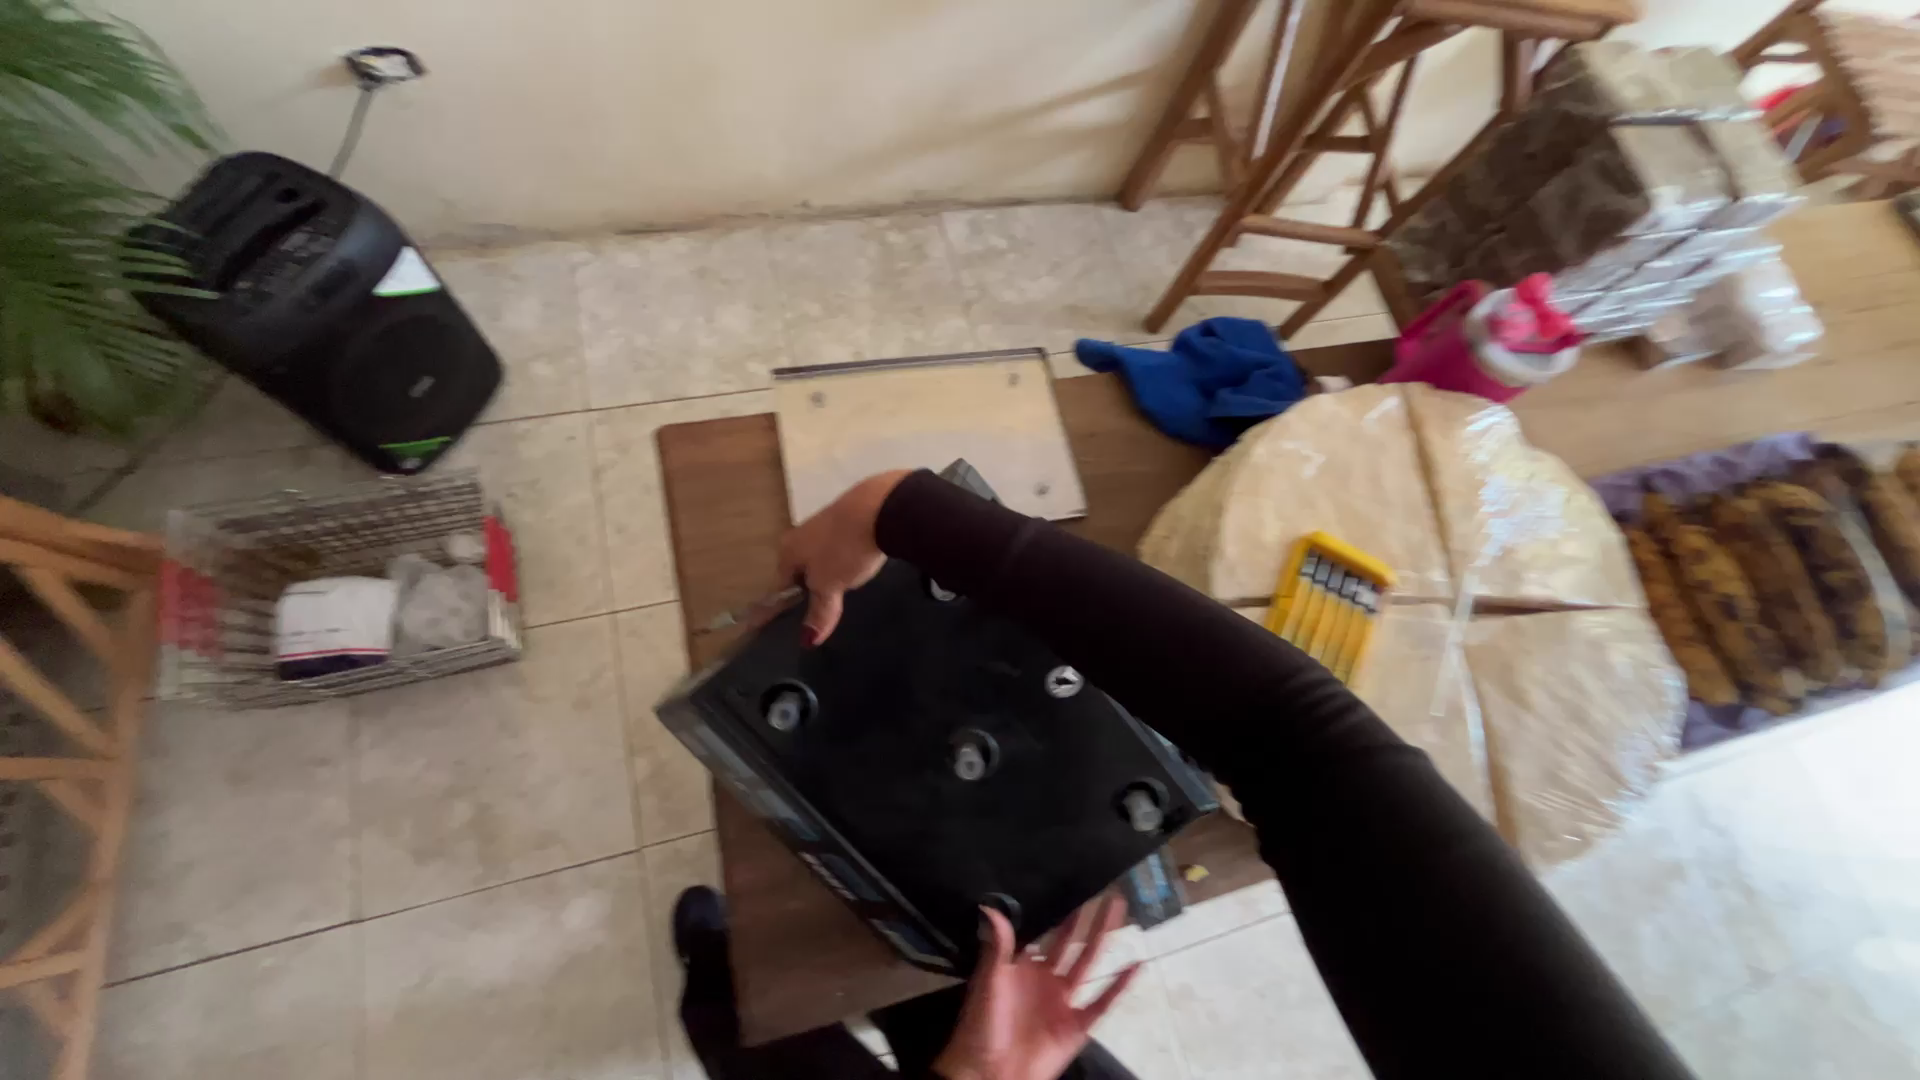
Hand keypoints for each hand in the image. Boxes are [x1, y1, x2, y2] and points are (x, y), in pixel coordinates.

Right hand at [776, 469, 911, 643]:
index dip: (781, 607)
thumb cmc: (843, 549)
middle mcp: (800, 534)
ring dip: (826, 572)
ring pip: (820, 556)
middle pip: (799, 569)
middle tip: (816, 609)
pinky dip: (845, 558)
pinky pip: (841, 546)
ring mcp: (826, 523)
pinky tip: (856, 566)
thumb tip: (807, 640)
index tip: (779, 623)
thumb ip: (820, 612)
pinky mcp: (850, 517)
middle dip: (806, 588)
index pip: (779, 586)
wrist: (880, 506)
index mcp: (787, 551)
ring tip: (838, 591)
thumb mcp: (830, 586)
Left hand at [931, 895, 1141, 1079]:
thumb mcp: (989, 979)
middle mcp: (1048, 979)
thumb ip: (998, 945)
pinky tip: (1135, 966)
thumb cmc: (983, 1023)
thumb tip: (992, 906)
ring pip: (1089, 963)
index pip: (1049, 934)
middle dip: (1089, 920)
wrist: (988, 1071)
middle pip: (1073, 943)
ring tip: (1119, 914)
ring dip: (1103, 939)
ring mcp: (1064, 1002)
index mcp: (1026, 966)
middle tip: (1107, 895)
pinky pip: (1102, 1002)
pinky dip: (1119, 985)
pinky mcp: (1076, 1026)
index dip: (1064, 915)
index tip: (1079, 891)